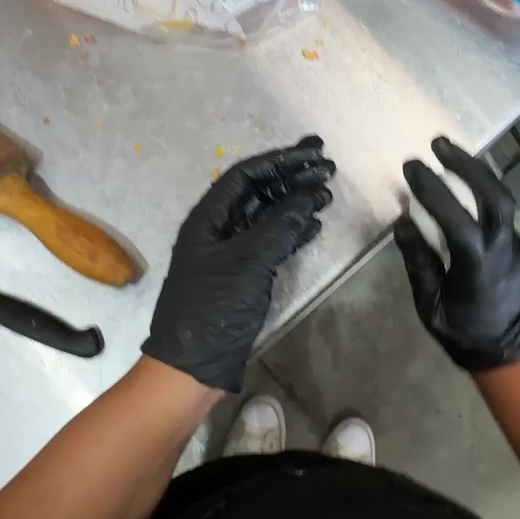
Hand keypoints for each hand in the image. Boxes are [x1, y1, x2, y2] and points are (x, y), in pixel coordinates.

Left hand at [143, 136, 336, 391]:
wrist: (193, 365)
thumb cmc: (214, 308)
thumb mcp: (249, 262)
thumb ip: (279, 226)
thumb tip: (307, 196)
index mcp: (208, 217)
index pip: (246, 175)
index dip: (280, 160)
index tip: (313, 153)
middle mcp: (217, 228)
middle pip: (257, 191)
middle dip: (291, 178)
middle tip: (326, 168)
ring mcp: (229, 251)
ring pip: (265, 215)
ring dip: (294, 203)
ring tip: (326, 195)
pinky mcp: (241, 273)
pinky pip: (269, 240)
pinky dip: (291, 231)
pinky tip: (313, 226)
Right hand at [395, 137, 519, 371]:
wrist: (511, 355)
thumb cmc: (464, 335)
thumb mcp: (431, 307)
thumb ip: (419, 264)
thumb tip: (403, 222)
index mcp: (480, 269)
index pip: (458, 222)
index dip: (436, 192)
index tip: (412, 168)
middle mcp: (505, 251)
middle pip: (496, 197)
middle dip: (467, 165)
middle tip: (438, 143)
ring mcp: (518, 247)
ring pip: (504, 200)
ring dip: (477, 172)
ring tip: (449, 154)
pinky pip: (502, 212)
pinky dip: (483, 191)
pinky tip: (465, 184)